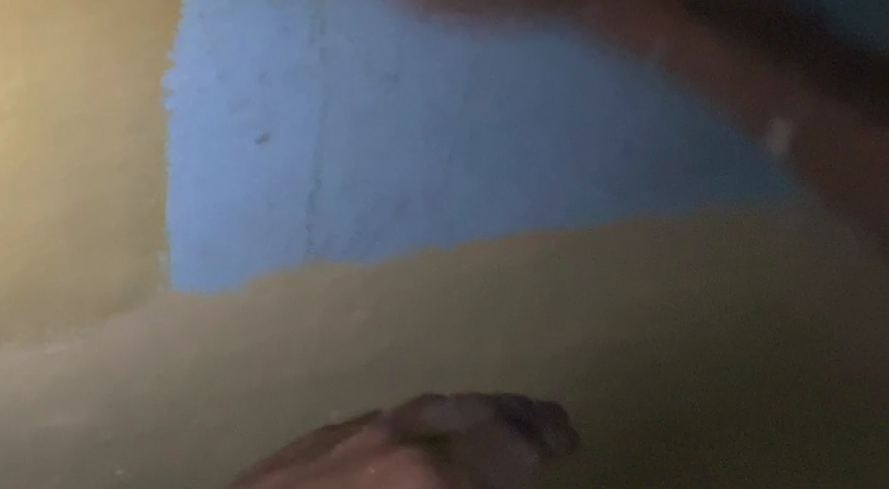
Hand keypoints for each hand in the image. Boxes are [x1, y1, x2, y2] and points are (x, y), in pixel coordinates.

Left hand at [229, 393, 578, 488]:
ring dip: (465, 410)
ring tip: (494, 415)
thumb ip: (472, 487)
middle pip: (467, 411)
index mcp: (436, 476)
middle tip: (546, 417)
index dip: (543, 435)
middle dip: (511, 413)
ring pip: (422, 407)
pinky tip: (421, 429)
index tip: (569, 433)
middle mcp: (397, 440)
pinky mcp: (319, 438)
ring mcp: (353, 432)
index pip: (506, 440)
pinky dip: (418, 418)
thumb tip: (498, 475)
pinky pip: (383, 416)